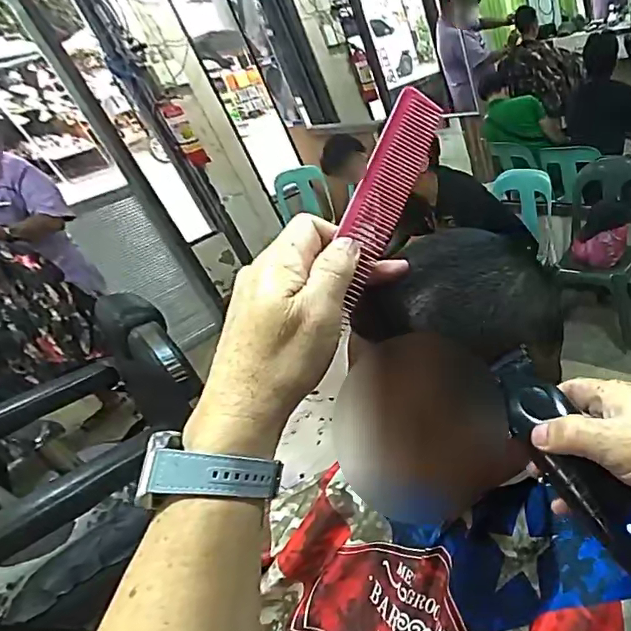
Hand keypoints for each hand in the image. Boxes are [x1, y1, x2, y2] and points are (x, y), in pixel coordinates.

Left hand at [186, 215, 404, 454]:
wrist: (246, 406)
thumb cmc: (278, 365)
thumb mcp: (321, 310)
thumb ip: (337, 268)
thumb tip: (350, 243)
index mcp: (276, 264)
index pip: (313, 224)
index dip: (348, 234)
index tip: (376, 250)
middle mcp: (262, 273)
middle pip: (312, 247)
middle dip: (350, 258)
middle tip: (383, 273)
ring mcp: (259, 294)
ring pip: (306, 271)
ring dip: (338, 278)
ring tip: (362, 294)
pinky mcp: (262, 315)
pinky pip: (297, 292)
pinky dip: (322, 296)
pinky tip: (335, 313)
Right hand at [528, 378, 630, 518]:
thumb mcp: (610, 441)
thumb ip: (569, 435)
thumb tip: (533, 433)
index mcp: (615, 396)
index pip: (572, 390)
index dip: (547, 404)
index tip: (522, 429)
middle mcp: (621, 415)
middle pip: (578, 424)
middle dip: (554, 446)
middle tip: (531, 471)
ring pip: (590, 454)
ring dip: (570, 472)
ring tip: (547, 492)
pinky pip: (605, 475)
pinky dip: (589, 488)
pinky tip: (571, 508)